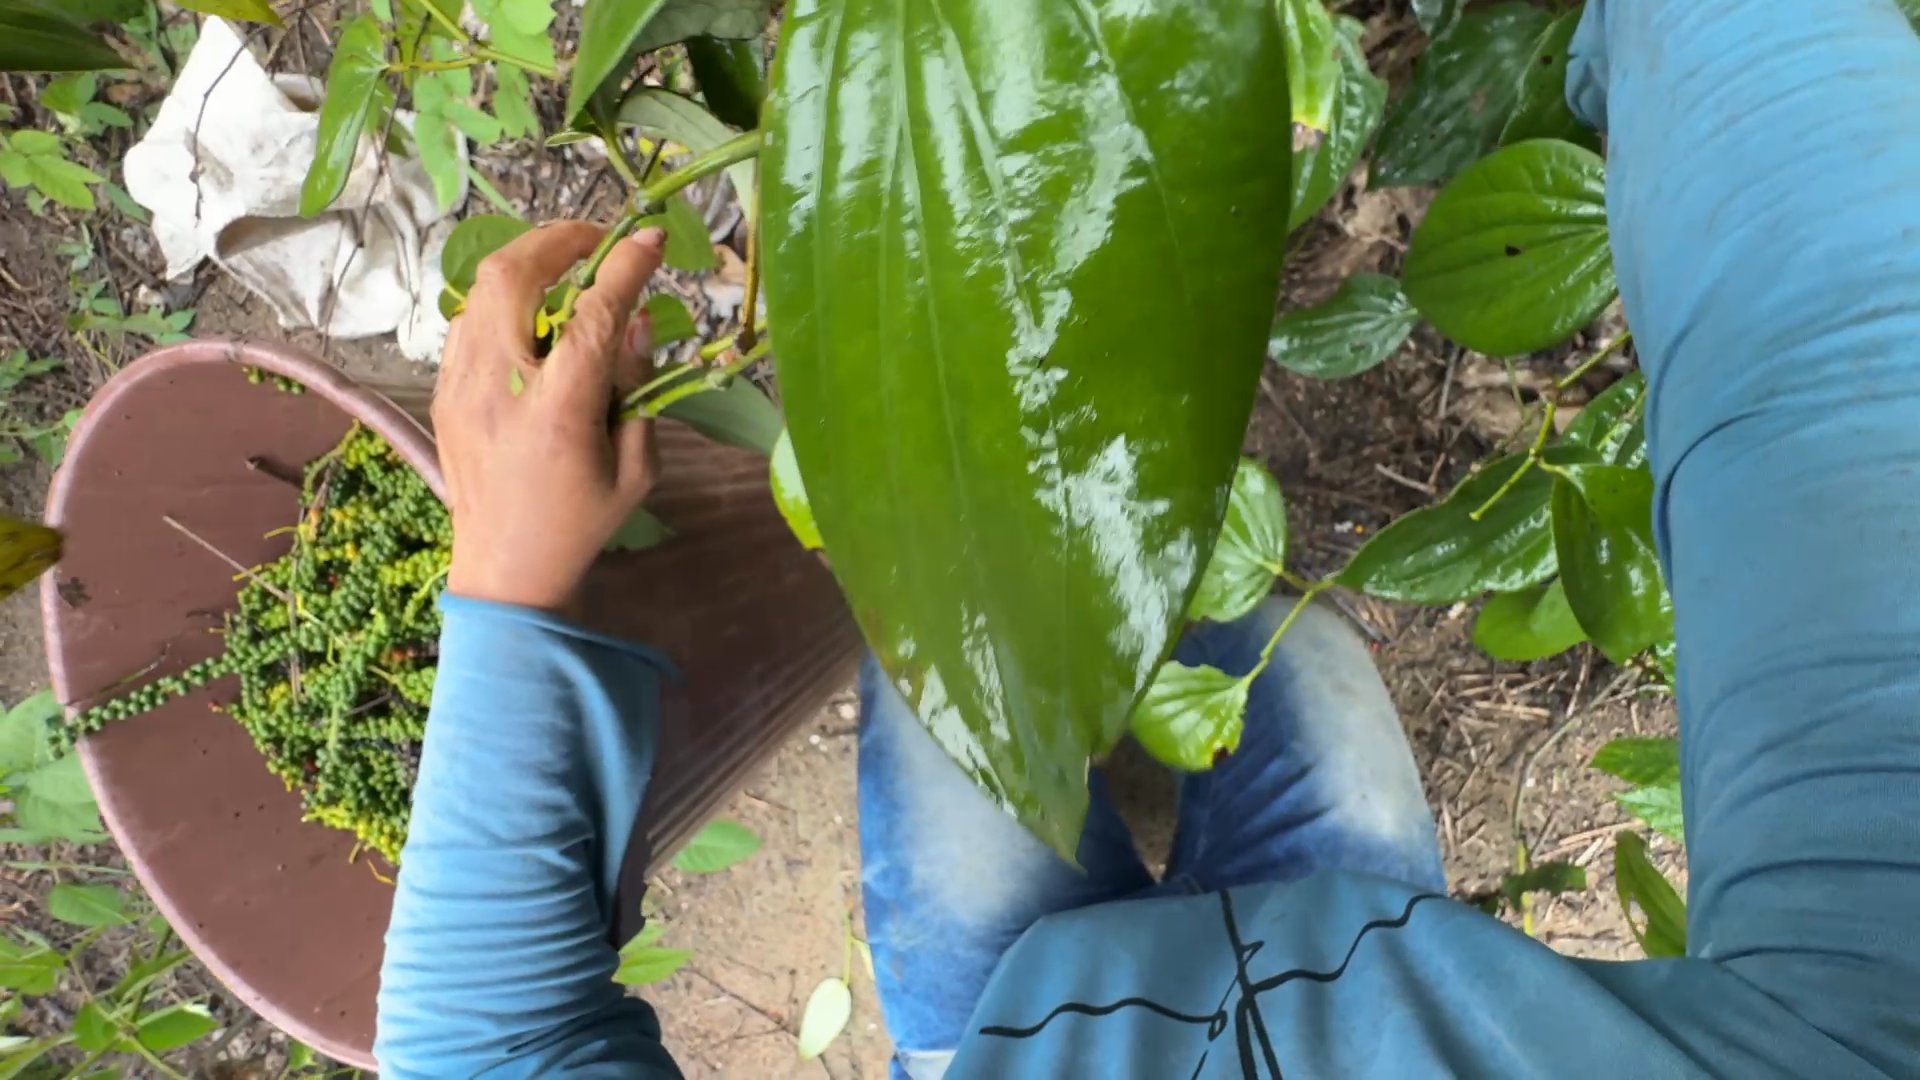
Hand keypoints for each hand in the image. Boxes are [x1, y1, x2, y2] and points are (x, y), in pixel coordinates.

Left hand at [433, 221, 665, 616]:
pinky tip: (534, 314)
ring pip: (482, 290)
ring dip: (529, 263)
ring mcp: (459, 385)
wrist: (505, 566)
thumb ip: (637, 393)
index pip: (591, 318)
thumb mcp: (637, 470)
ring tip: (569, 269)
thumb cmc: (583, 524)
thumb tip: (635, 326)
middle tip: (598, 237)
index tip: (652, 238)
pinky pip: (470, 320)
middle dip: (558, 238)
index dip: (625, 269)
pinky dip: (506, 299)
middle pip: (512, 277)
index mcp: (557, 415)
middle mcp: (498, 388)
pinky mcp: (442, 389)